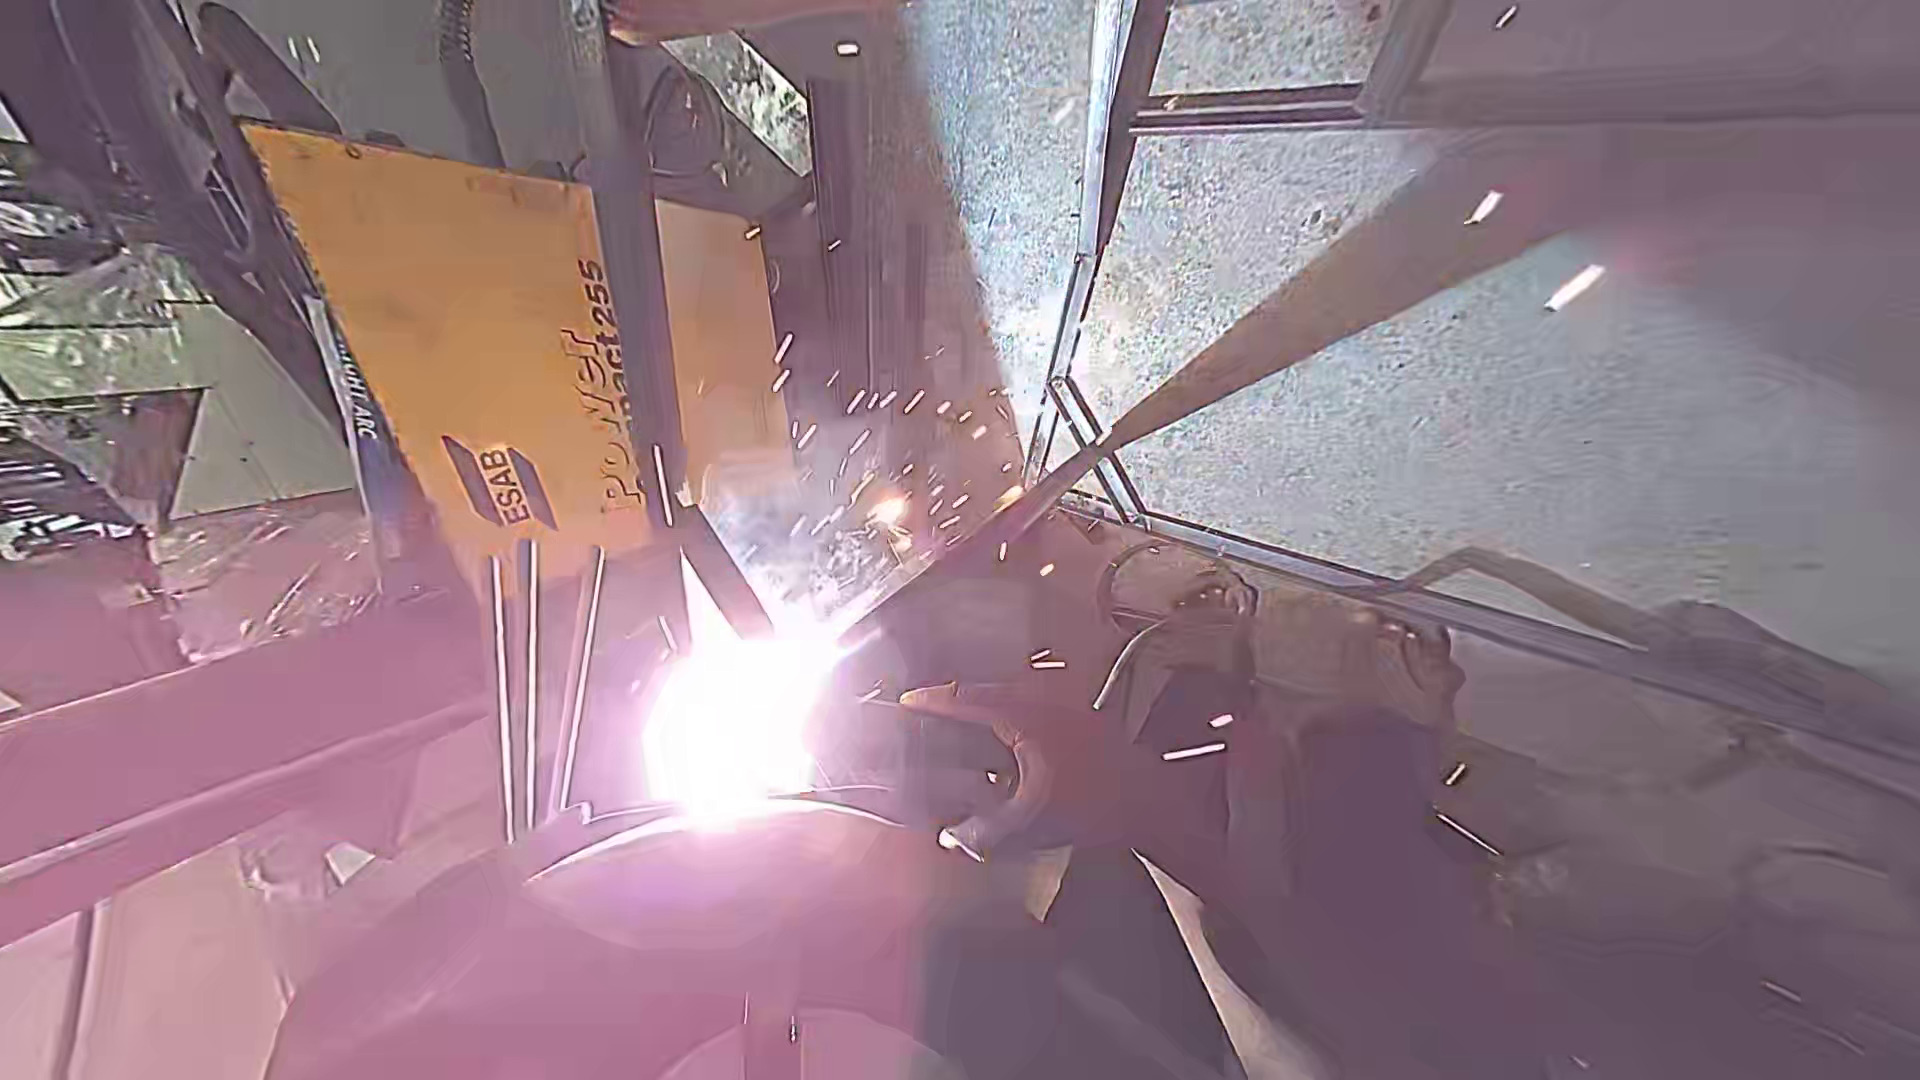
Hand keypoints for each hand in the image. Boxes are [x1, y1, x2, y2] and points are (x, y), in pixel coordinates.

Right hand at [897, 683, 1226, 890]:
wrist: (1149, 797)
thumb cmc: (1091, 803)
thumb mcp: (1032, 821)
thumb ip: (986, 832)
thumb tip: (950, 838)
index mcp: (1022, 713)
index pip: (966, 699)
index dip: (934, 700)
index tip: (907, 701)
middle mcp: (1039, 697)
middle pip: (984, 689)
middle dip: (953, 698)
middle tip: (929, 710)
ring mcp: (1060, 700)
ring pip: (1008, 693)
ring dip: (981, 702)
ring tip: (959, 718)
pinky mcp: (1075, 710)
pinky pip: (1027, 701)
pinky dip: (1005, 710)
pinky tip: (1003, 734)